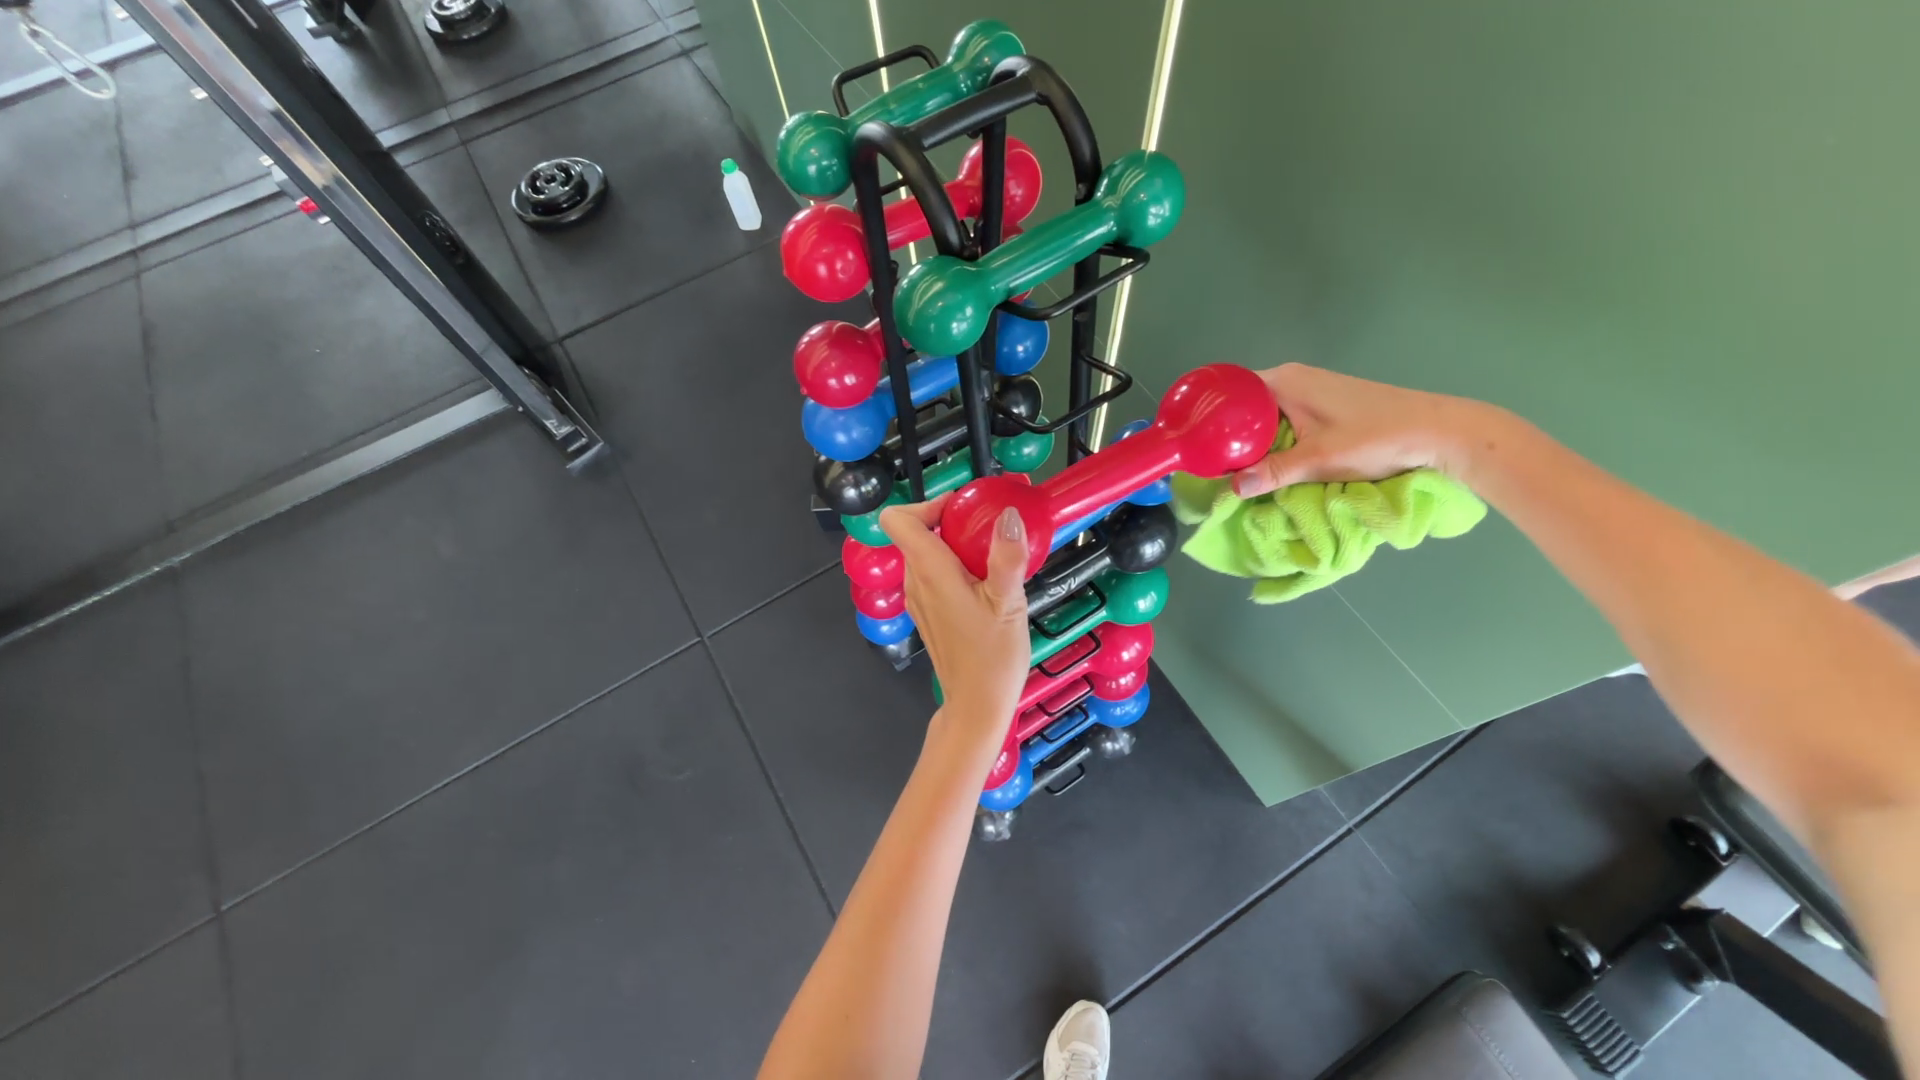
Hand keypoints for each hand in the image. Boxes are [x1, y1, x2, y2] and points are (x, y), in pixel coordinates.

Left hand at [879, 496, 1031, 742]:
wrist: (977, 704)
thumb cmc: (993, 656)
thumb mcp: (1009, 603)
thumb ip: (1007, 557)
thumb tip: (1008, 515)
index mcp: (929, 571)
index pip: (897, 519)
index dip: (926, 504)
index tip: (963, 510)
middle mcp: (916, 581)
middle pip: (916, 533)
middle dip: (950, 522)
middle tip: (989, 528)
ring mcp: (918, 599)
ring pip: (926, 554)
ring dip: (954, 545)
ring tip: (993, 554)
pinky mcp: (928, 614)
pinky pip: (933, 576)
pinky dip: (954, 567)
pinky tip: (986, 582)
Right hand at [1232, 363, 1503, 496]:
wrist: (1438, 431)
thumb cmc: (1376, 437)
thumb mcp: (1318, 460)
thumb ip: (1272, 473)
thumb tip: (1230, 490)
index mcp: (1283, 382)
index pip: (1230, 391)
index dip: (1209, 415)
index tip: (1191, 442)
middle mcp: (1292, 380)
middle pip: (1244, 405)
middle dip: (1226, 434)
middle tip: (1206, 463)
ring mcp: (1310, 391)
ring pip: (1264, 415)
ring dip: (1250, 440)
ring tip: (1228, 468)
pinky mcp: (1324, 406)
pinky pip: (1282, 421)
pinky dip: (1271, 440)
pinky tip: (1264, 462)